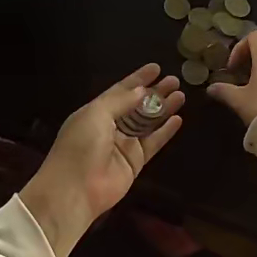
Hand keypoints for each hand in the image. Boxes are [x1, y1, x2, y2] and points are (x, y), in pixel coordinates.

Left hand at [20, 64, 185, 256]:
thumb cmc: (80, 145)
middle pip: (136, 105)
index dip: (137, 79)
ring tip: (180, 95)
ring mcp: (123, 145)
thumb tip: (142, 90)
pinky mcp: (135, 162)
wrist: (75, 189)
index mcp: (95, 112)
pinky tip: (178, 119)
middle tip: (174, 80)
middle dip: (154, 92)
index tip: (156, 68)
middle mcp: (109, 126)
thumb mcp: (96, 114)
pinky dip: (165, 131)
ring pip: (147, 122)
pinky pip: (153, 142)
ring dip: (163, 108)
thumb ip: (120, 100)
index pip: (120, 91)